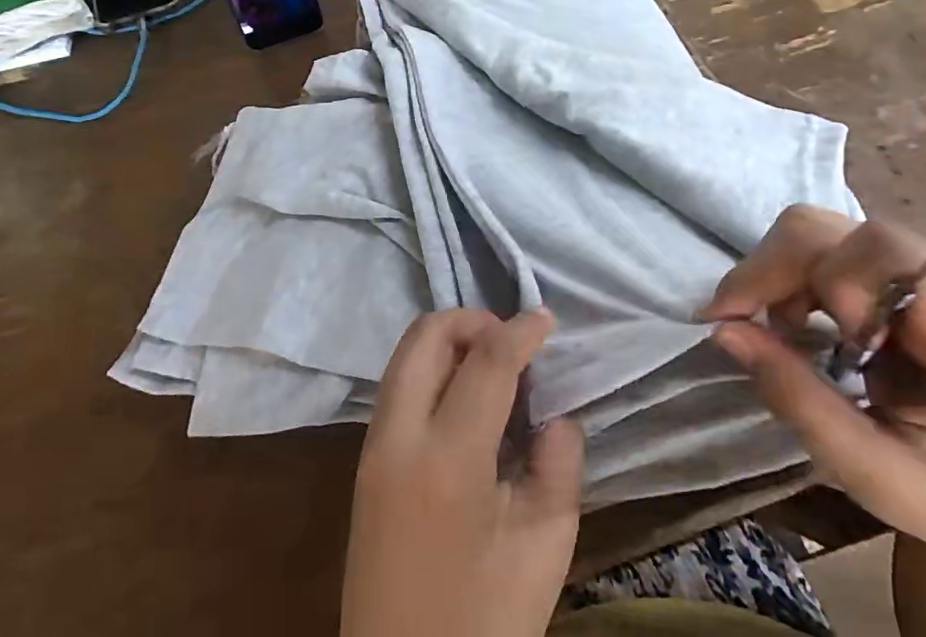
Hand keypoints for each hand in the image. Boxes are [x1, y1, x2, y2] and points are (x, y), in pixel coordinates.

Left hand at [341, 309, 585, 636]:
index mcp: (446, 458)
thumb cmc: (486, 618)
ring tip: (496, 371)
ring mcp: (372, 451)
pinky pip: (398, 389)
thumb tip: (553, 417)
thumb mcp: (545, 543)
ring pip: (404, 357)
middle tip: (514, 342)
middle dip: (472, 321)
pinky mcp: (365, 467)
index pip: (486, 360)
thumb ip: (560, 463)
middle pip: (425, 336)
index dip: (521, 330)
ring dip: (451, 344)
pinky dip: (433, 372)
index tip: (546, 318)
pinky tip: (468, 405)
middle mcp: (397, 438)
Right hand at [700, 208, 925, 627]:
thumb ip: (806, 406)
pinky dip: (799, 280)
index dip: (825, 282)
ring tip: (777, 330)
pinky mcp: (915, 287)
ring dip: (785, 273)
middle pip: (845, 228)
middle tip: (744, 323)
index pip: (885, 250)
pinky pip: (838, 254)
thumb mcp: (890, 485)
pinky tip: (801, 326)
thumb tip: (724, 331)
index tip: (793, 339)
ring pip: (832, 232)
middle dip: (780, 269)